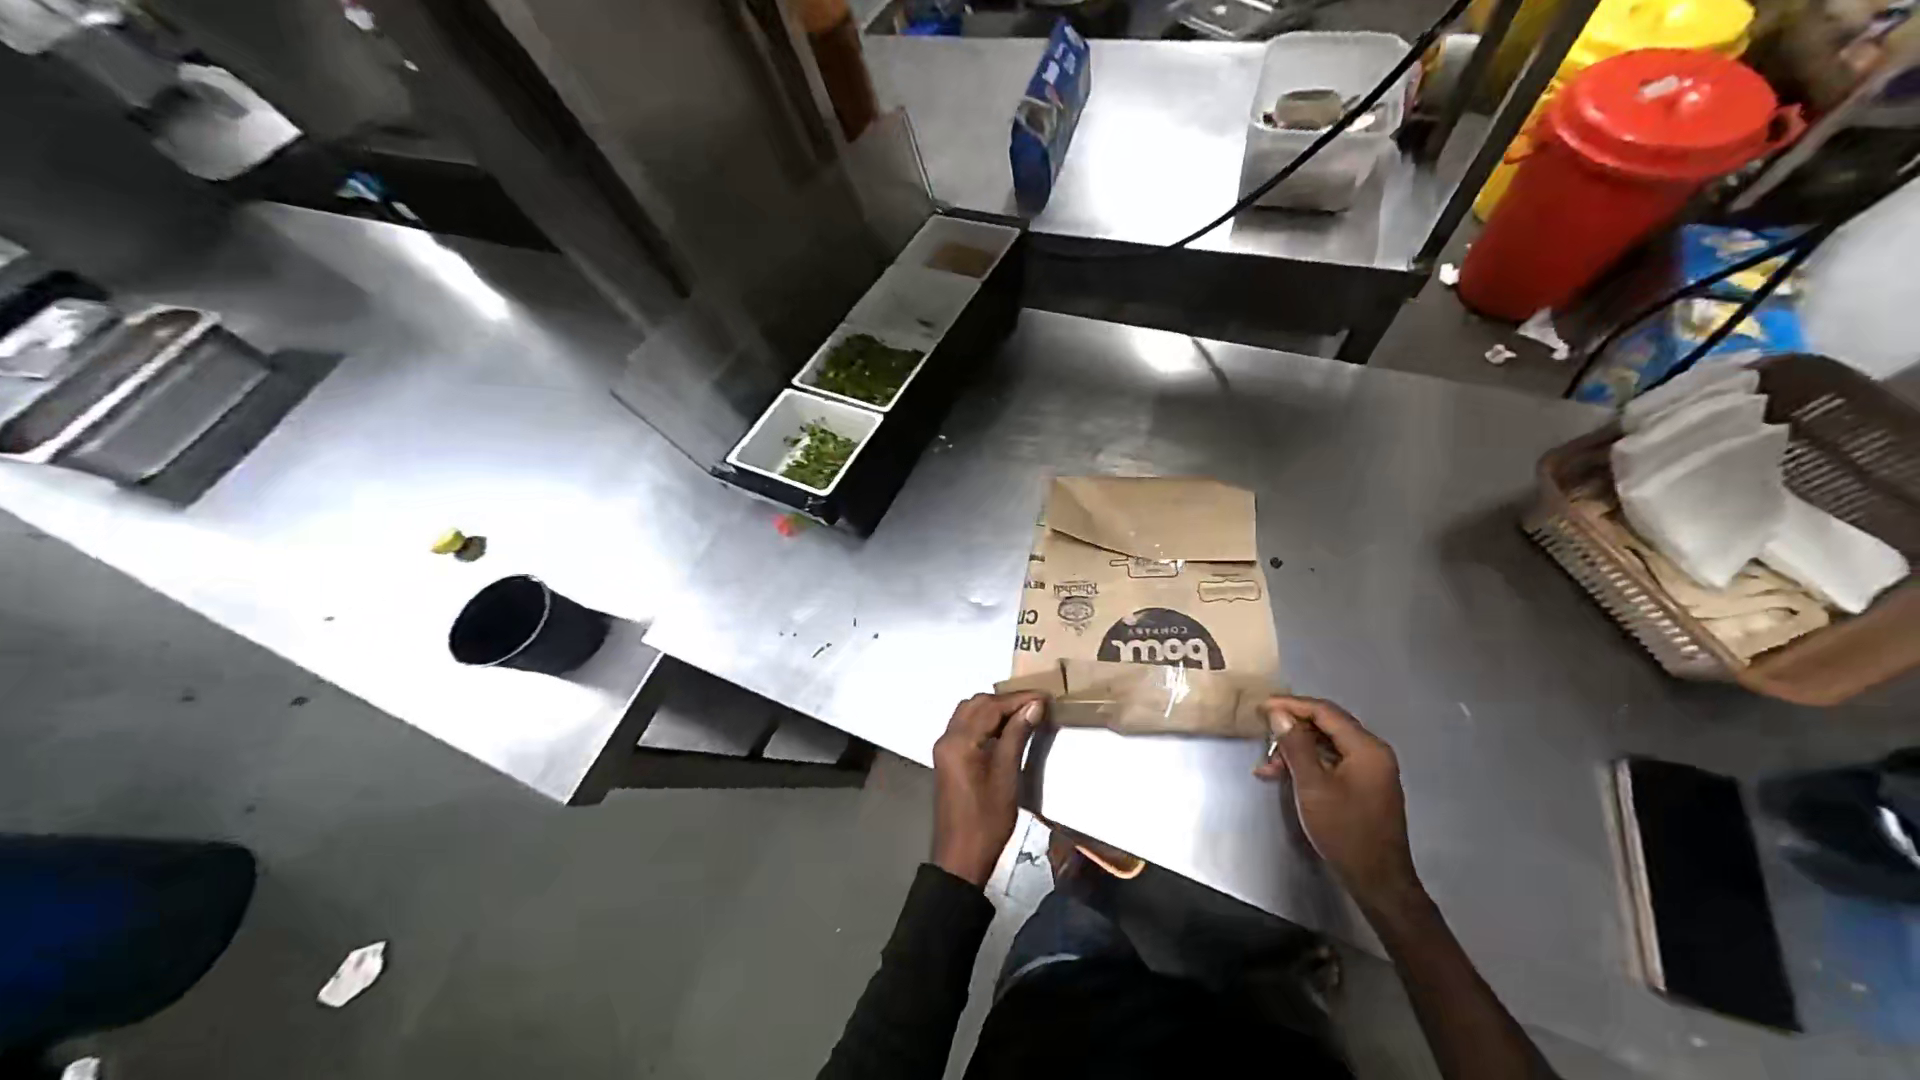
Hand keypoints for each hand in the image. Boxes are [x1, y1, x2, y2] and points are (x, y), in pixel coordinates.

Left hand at [930, 691, 1045, 886]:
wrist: (961, 858)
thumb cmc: (987, 820)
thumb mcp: (1007, 776)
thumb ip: (1017, 736)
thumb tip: (1034, 706)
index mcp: (958, 741)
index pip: (990, 707)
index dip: (1018, 699)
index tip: (1044, 697)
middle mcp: (947, 738)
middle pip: (976, 704)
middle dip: (1006, 701)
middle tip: (1036, 705)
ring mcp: (944, 749)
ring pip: (969, 714)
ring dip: (994, 709)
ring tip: (1024, 715)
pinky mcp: (948, 759)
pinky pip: (965, 727)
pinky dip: (985, 722)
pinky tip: (1006, 730)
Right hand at [1255, 695, 1420, 908]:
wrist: (1377, 879)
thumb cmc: (1344, 830)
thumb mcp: (1312, 786)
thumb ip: (1295, 745)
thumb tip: (1278, 714)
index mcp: (1366, 748)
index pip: (1325, 712)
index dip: (1291, 705)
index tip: (1261, 707)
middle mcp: (1373, 752)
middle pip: (1327, 725)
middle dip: (1292, 727)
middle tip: (1262, 730)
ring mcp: (1371, 769)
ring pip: (1327, 744)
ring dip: (1296, 748)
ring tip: (1268, 765)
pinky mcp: (1364, 784)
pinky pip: (1333, 760)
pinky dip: (1308, 763)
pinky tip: (1284, 775)